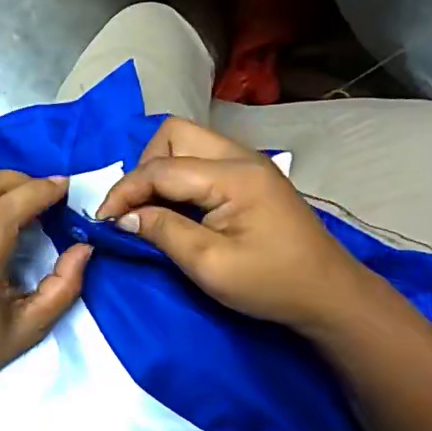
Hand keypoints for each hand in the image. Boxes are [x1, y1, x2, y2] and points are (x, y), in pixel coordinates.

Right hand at [95, 117, 366, 331]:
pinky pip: (200, 159)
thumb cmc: (271, 284)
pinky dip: (177, 177)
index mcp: (234, 176)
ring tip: (152, 208)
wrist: (330, 296)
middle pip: (173, 134)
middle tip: (136, 207)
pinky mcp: (250, 177)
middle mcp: (241, 157)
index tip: (101, 219)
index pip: (160, 168)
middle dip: (144, 168)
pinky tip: (175, 208)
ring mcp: (248, 164)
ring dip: (159, 170)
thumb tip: (123, 215)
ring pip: (186, 142)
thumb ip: (162, 231)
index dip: (124, 191)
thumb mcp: (209, 265)